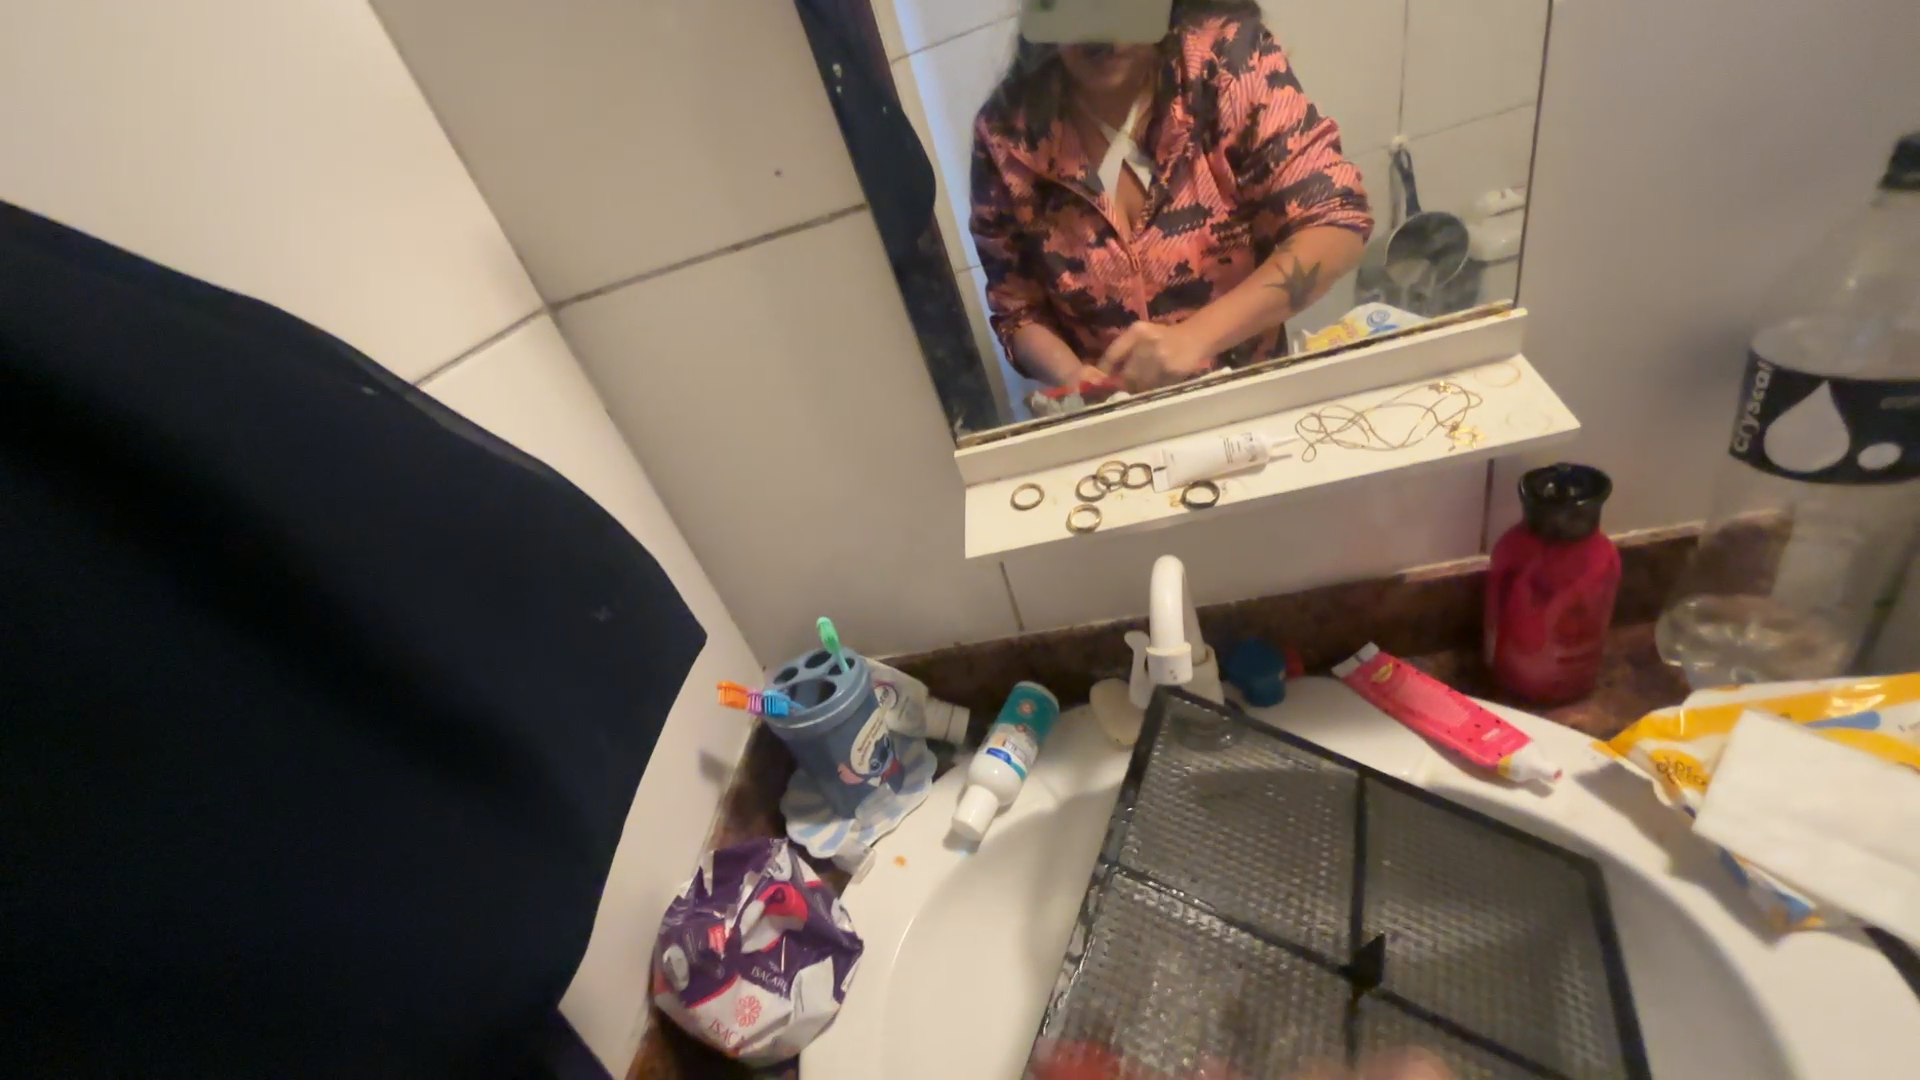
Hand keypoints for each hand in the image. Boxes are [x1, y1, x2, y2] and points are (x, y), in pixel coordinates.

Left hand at [1098, 321, 1214, 392]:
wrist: (1196, 336)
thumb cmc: (1164, 338)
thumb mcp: (1142, 335)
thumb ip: (1122, 350)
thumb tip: (1102, 374)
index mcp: (1137, 331)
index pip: (1113, 354)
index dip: (1104, 371)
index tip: (1099, 382)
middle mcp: (1148, 342)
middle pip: (1126, 374)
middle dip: (1124, 383)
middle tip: (1125, 387)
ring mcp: (1161, 357)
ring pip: (1140, 383)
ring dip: (1139, 388)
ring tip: (1143, 385)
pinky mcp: (1173, 370)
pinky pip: (1156, 386)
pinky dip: (1153, 388)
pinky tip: (1158, 382)